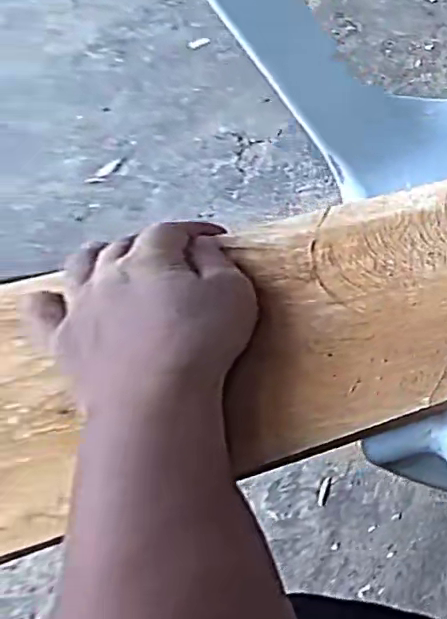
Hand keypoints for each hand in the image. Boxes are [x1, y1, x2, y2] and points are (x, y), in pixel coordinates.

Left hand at [20, 222, 257, 421]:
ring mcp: (78, 306)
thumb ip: (217, 262)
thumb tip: (202, 245)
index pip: (167, 231)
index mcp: (149, 262)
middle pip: (121, 246)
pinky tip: (49, 296)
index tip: (215, 235)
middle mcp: (105, 276)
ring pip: (78, 267)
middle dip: (150, 241)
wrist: (153, 389)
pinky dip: (47, 298)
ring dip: (99, 256)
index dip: (193, 229)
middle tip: (177, 248)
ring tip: (117, 258)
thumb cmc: (205, 335)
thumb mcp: (232, 290)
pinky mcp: (61, 336)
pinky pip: (43, 310)